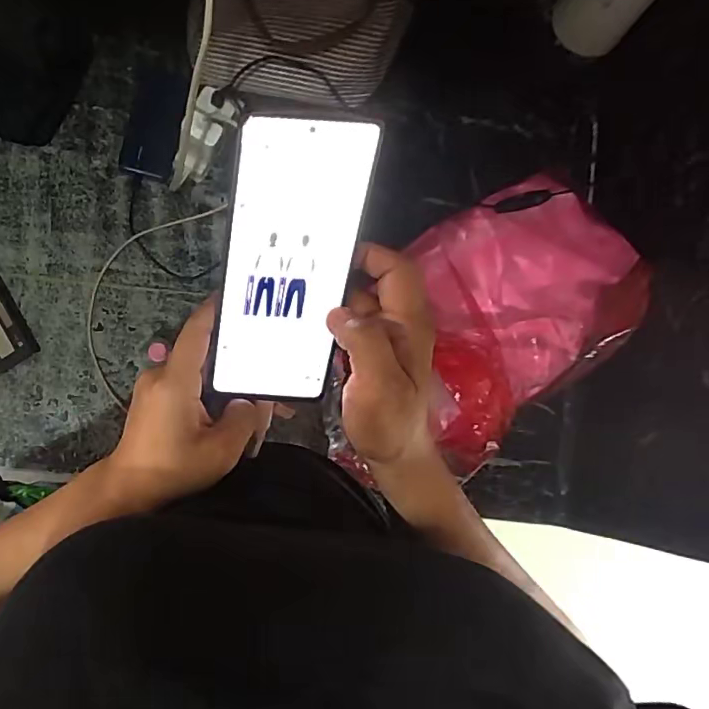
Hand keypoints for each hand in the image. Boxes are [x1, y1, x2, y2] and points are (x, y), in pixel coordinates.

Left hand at [95, 296, 272, 510]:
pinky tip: (230, 413)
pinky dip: (209, 395)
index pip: (198, 329)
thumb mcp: (221, 449)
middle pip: (205, 353)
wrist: (130, 489)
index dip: (219, 309)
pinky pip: (187, 386)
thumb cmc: (173, 469)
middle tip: (269, 374)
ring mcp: (154, 387)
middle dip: (238, 363)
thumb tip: (251, 402)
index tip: (241, 296)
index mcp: (176, 379)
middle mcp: (161, 375)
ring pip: (198, 373)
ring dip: (225, 385)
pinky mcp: (153, 401)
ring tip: (254, 405)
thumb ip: (244, 418)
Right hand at [327, 242, 436, 470]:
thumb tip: (339, 311)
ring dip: (334, 302)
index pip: (396, 270)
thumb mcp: (378, 381)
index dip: (371, 254)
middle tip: (307, 280)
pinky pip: (350, 329)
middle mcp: (398, 327)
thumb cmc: (389, 421)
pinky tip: (309, 332)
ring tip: (300, 303)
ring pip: (359, 307)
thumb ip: (363, 340)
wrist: (394, 455)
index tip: (336, 253)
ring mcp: (384, 342)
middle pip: (374, 285)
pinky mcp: (369, 357)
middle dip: (343, 277)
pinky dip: (331, 325)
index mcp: (407, 325)